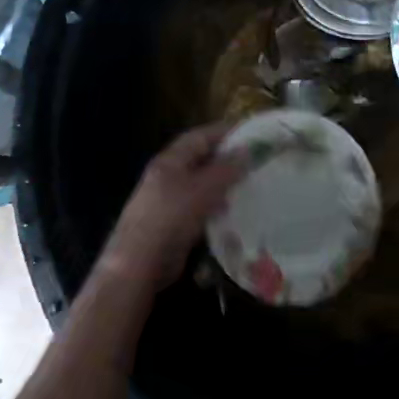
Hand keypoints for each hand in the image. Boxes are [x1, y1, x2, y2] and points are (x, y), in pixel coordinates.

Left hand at [99, 124, 247, 290]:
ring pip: (204, 185)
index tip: (254, 133)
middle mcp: (169, 177)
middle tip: (259, 159)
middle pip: (203, 159)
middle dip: (229, 158)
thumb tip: (249, 149)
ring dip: (226, 183)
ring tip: (254, 183)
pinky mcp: (177, 224)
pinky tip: (238, 211)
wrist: (139, 266)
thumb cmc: (169, 219)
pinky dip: (220, 206)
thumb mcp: (201, 190)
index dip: (226, 131)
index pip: (200, 136)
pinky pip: (203, 207)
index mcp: (170, 161)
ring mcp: (171, 201)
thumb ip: (226, 169)